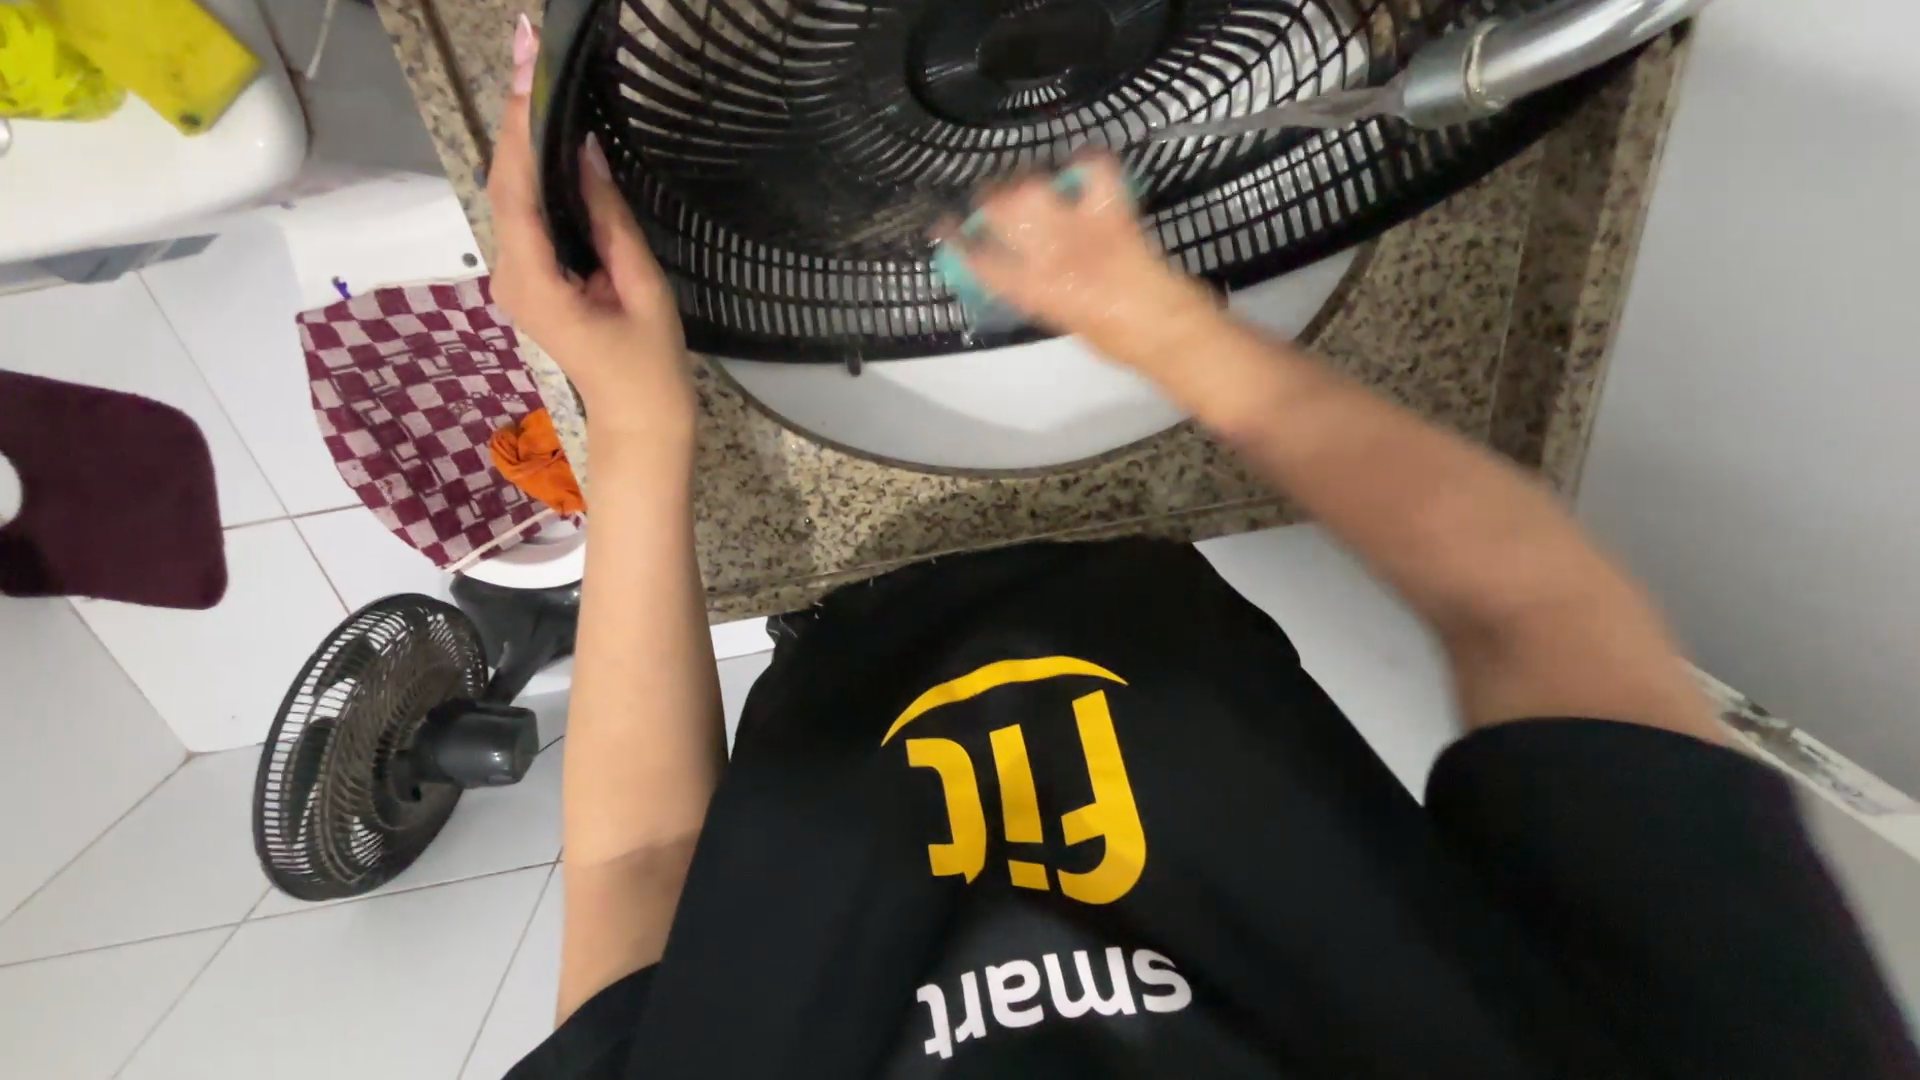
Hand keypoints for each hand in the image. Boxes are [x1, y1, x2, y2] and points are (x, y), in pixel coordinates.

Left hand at [487, 16, 693, 450]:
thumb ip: (611, 221)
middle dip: (518, 119)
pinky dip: (538, 179)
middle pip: (505, 184)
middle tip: (534, 56)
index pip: (516, 186)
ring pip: (512, 198)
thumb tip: (588, 155)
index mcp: (534, 280)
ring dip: (526, 144)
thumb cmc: (652, 367)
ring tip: (543, 85)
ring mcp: (516, 280)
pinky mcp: (532, 282)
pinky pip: (529, 220)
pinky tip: (554, 145)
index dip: (521, 122)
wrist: (641, 422)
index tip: (529, 63)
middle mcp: (509, 274)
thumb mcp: (642, 290)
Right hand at [942, 153, 1214, 362]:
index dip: (956, 240)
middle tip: (989, 203)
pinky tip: (1077, 170)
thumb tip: (1022, 270)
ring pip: (1034, 189)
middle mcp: (1050, 257)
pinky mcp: (1112, 212)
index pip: (980, 260)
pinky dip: (1084, 165)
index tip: (943, 227)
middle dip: (989, 201)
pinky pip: (1093, 172)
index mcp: (1034, 292)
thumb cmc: (1114, 338)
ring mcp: (1081, 230)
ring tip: (1024, 186)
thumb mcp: (1061, 319)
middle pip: (1002, 212)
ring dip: (1023, 183)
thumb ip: (1036, 291)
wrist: (1163, 327)